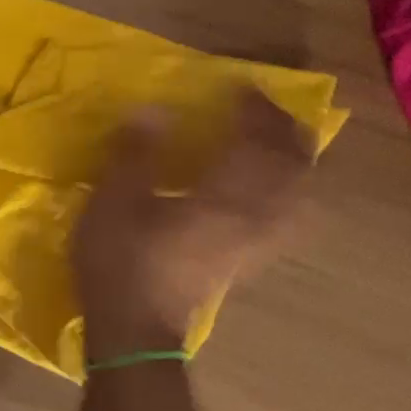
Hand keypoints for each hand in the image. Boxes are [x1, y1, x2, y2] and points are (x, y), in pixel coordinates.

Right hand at [71, 88, 312, 359]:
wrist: (136, 325)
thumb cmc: (121, 258)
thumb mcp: (113, 199)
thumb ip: (136, 154)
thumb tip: (154, 110)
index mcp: (229, 196)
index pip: (260, 142)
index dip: (255, 110)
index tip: (237, 86)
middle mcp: (260, 215)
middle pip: (293, 166)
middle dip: (281, 132)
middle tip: (257, 109)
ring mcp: (260, 239)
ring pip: (297, 191)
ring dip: (288, 160)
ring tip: (265, 143)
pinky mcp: (249, 256)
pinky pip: (286, 211)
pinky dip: (282, 188)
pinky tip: (258, 187)